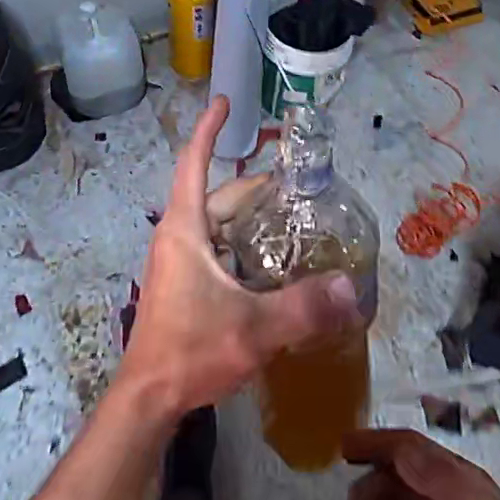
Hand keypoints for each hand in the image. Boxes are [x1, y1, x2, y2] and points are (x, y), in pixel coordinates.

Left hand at [114, 96, 362, 419]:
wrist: (149, 396)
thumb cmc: (190, 349)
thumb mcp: (253, 327)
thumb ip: (304, 307)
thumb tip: (349, 287)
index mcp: (185, 229)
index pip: (194, 163)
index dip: (209, 129)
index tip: (224, 102)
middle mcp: (178, 237)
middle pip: (218, 197)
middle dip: (254, 188)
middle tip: (297, 190)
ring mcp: (178, 262)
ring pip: (218, 226)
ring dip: (250, 220)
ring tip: (293, 223)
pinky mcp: (182, 285)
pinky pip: (216, 251)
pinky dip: (242, 247)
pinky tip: (272, 266)